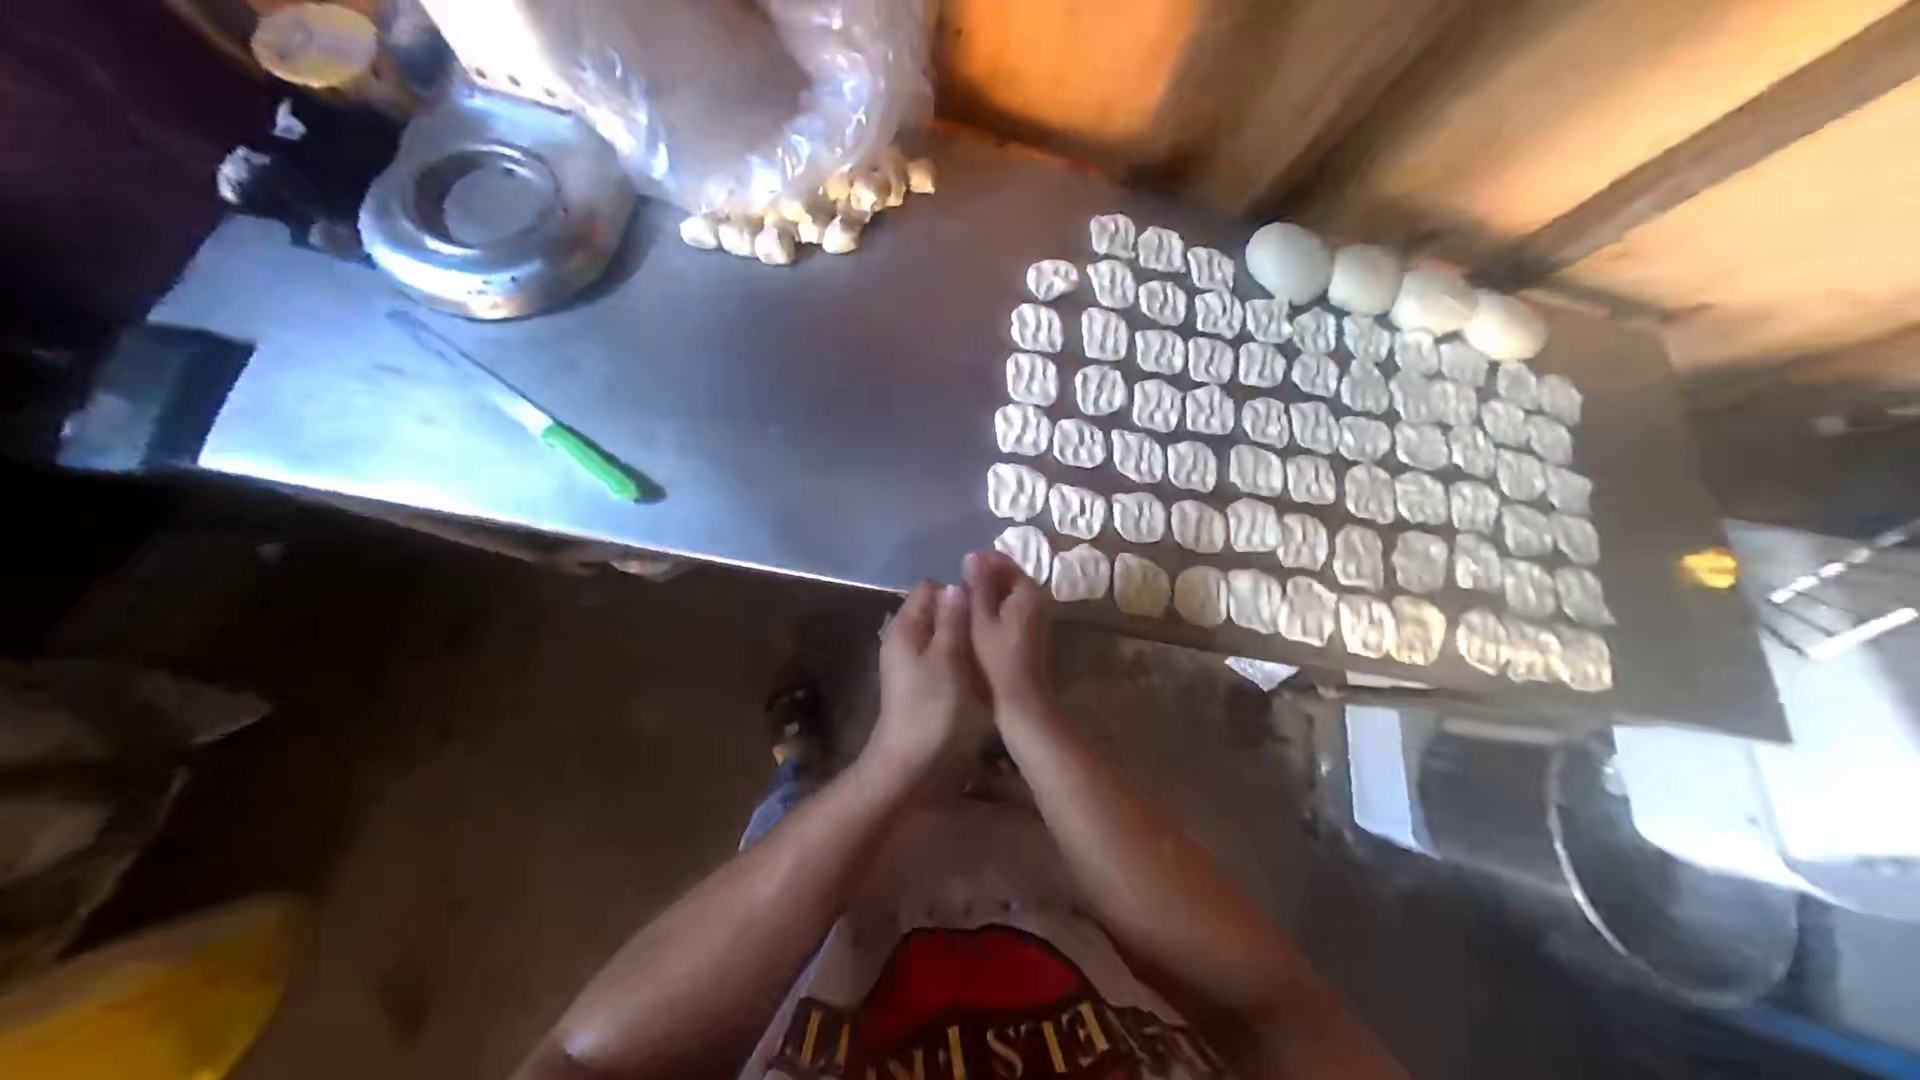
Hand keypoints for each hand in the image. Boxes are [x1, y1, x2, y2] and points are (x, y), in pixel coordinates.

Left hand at [864, 581, 989, 792]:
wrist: (915, 768)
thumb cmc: (934, 710)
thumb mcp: (948, 659)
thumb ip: (953, 621)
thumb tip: (957, 584)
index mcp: (905, 629)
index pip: (930, 589)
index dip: (959, 591)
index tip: (988, 604)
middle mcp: (906, 641)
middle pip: (939, 612)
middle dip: (967, 616)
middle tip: (997, 627)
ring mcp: (915, 665)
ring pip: (947, 637)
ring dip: (969, 640)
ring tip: (997, 648)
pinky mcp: (928, 686)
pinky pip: (949, 660)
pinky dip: (966, 661)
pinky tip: (987, 672)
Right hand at [962, 550, 1051, 709]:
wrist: (1020, 699)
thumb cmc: (996, 659)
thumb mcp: (981, 619)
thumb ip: (978, 585)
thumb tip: (973, 555)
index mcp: (1029, 592)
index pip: (1005, 562)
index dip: (982, 561)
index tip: (960, 567)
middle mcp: (1039, 598)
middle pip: (1009, 575)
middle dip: (985, 576)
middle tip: (960, 584)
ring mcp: (1039, 613)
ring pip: (1010, 591)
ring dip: (989, 591)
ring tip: (964, 598)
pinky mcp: (1034, 627)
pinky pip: (1013, 605)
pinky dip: (997, 605)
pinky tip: (978, 614)